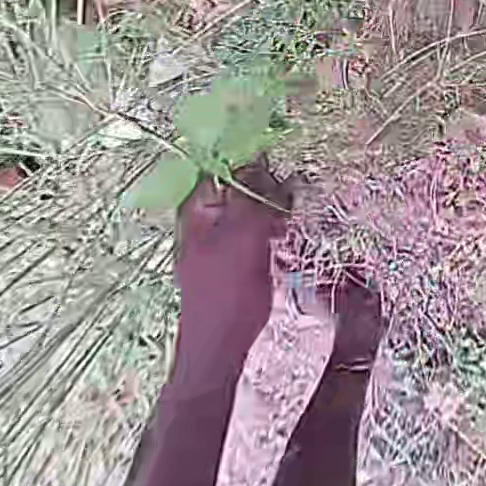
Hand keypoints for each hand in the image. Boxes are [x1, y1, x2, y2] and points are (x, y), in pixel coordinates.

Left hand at [172, 156, 288, 362]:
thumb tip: (258, 159)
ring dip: (272, 200)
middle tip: (286, 184)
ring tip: (288, 206)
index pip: (220, 164)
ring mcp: (225, 233)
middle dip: (264, 179)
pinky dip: (273, 219)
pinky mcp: (242, 249)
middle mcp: (208, 215)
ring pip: (252, 202)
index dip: (245, 153)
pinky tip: (285, 226)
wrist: (223, 342)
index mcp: (197, 207)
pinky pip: (259, 223)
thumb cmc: (225, 288)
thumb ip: (250, 194)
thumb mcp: (242, 233)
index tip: (274, 144)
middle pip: (239, 182)